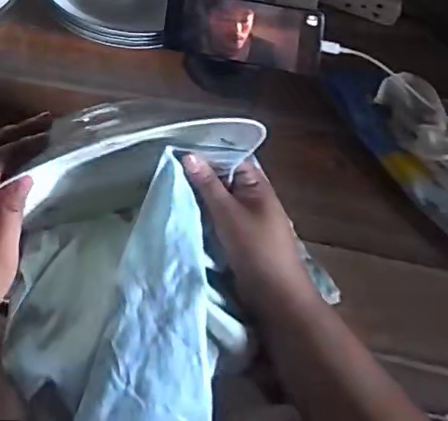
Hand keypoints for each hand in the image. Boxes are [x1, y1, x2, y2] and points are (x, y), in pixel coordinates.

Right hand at [183, 153, 315, 308]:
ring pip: (219, 196)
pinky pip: (219, 215)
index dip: (207, 151)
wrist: (278, 300)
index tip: (179, 148)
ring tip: (172, 183)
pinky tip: (186, 208)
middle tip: (170, 165)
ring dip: (200, 193)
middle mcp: (254, 197)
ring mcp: (248, 217)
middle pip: (224, 176)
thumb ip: (207, 183)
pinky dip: (205, 211)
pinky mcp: (241, 235)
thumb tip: (188, 154)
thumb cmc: (256, 250)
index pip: (231, 157)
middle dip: (200, 172)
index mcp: (257, 186)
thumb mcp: (228, 213)